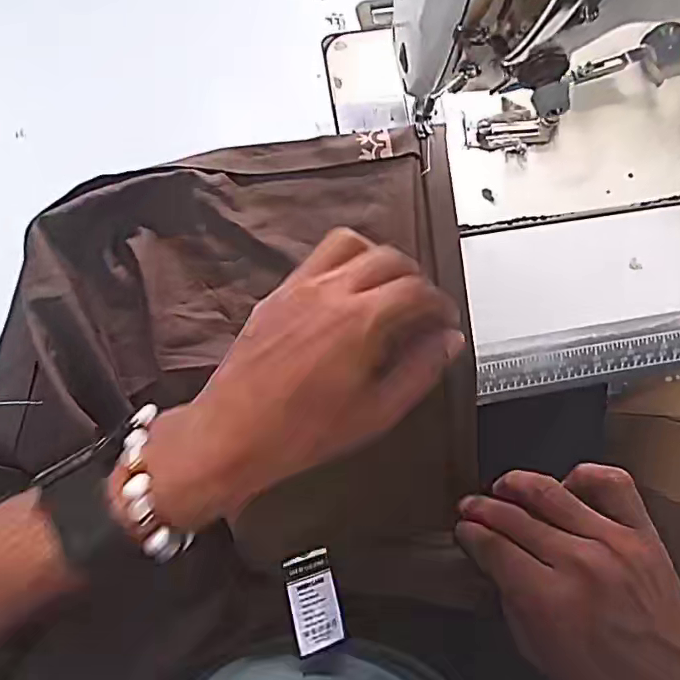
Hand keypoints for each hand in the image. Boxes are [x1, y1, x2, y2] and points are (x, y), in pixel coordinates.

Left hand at [142, 227, 464, 529]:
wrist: (233, 435)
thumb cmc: (295, 432)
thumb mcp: (375, 412)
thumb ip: (419, 370)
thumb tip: (446, 343)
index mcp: (358, 321)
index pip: (416, 289)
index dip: (439, 302)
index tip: (443, 318)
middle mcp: (328, 294)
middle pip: (388, 257)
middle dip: (416, 276)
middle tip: (422, 303)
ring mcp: (297, 290)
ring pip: (349, 244)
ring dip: (377, 258)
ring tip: (386, 286)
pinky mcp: (276, 295)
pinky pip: (315, 259)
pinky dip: (341, 264)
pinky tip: (345, 293)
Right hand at [456, 465, 679, 679]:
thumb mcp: (537, 653)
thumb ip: (510, 600)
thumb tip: (492, 561)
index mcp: (549, 601)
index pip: (492, 545)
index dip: (470, 533)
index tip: (464, 529)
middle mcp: (580, 564)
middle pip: (512, 515)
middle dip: (482, 508)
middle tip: (472, 507)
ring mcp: (614, 544)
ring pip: (549, 491)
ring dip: (516, 483)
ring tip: (505, 487)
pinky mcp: (644, 536)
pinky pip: (611, 484)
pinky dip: (582, 477)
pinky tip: (566, 486)